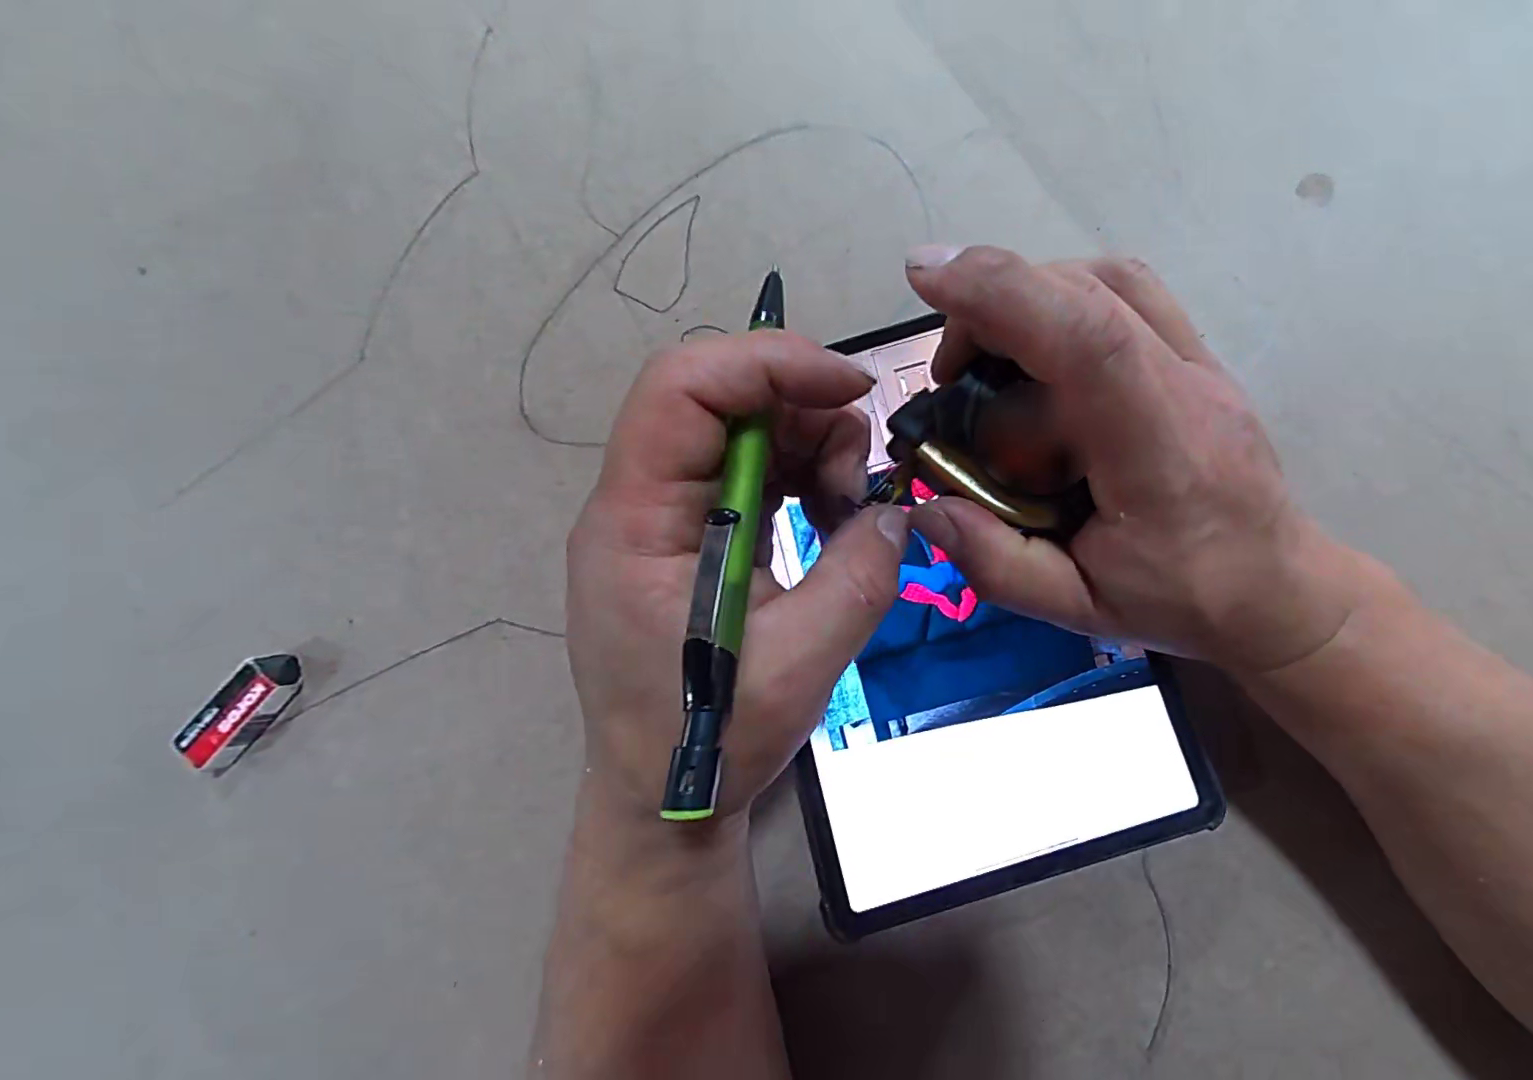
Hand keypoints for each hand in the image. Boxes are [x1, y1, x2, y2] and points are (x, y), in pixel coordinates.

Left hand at [565, 330, 907, 827]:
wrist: (663, 798)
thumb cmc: (710, 741)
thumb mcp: (802, 665)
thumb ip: (857, 576)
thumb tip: (896, 508)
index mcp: (635, 522)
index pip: (682, 389)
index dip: (767, 363)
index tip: (850, 389)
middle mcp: (637, 504)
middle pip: (717, 401)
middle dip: (804, 414)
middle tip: (858, 478)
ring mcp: (661, 518)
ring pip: (741, 432)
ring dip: (808, 449)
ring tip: (846, 512)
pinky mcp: (689, 536)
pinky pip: (748, 473)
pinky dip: (798, 478)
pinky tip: (828, 519)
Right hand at [902, 245, 1361, 671]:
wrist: (1275, 586)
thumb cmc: (1181, 600)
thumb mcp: (1079, 609)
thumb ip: (997, 564)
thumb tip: (925, 507)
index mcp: (1158, 449)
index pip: (1085, 339)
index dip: (1002, 293)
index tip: (926, 275)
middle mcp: (1185, 385)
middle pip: (1084, 294)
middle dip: (991, 307)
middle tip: (947, 375)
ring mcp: (1199, 361)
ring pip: (1105, 279)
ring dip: (1025, 297)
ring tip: (982, 359)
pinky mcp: (1195, 355)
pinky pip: (1125, 293)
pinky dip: (1061, 299)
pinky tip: (1033, 349)